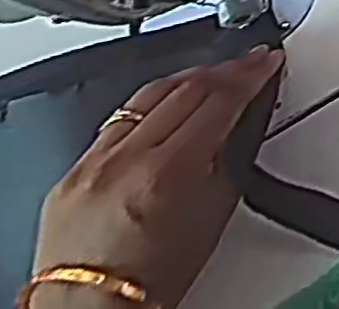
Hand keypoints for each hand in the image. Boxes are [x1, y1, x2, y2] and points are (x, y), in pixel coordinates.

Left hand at [31, 47, 284, 308]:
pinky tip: (170, 97)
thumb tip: (242, 113)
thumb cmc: (155, 276)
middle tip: (250, 61)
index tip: (266, 62)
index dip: (251, 75)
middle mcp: (127, 161)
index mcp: (169, 172)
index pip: (221, 99)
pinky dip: (153, 100)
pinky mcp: (72, 170)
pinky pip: (120, 117)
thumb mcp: (216, 206)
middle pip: (190, 88)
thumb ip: (229, 150)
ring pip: (153, 93)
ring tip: (215, 72)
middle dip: (229, 69)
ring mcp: (94, 164)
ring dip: (192, 76)